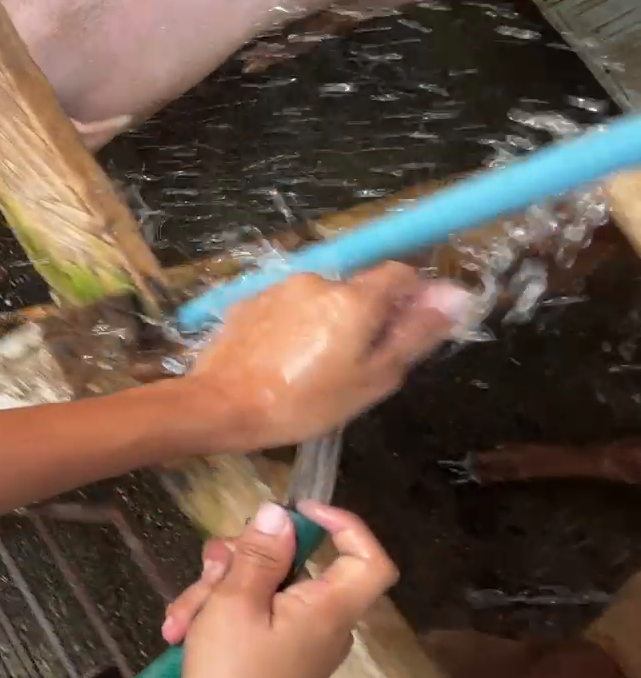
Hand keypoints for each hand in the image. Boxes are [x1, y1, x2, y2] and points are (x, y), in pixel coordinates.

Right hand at [154, 502, 397, 677]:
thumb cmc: (233, 670)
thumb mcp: (235, 602)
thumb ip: (257, 556)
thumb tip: (278, 513)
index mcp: (327, 609)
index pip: (368, 560)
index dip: (343, 525)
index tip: (296, 506)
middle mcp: (320, 620)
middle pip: (289, 564)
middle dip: (236, 559)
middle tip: (207, 571)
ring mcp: (293, 636)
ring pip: (255, 584)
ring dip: (210, 590)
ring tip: (184, 617)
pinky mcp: (267, 649)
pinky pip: (242, 610)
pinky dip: (210, 612)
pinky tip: (182, 629)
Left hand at [188, 263, 472, 448]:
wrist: (222, 404)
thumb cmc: (306, 400)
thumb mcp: (376, 375)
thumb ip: (416, 332)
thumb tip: (455, 296)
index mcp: (350, 297)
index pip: (399, 273)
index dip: (413, 297)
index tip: (411, 328)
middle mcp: (310, 282)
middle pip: (356, 287)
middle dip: (368, 314)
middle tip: (361, 359)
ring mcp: (271, 290)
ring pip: (318, 298)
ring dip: (329, 319)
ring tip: (318, 363)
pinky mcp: (243, 303)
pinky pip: (285, 306)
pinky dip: (294, 323)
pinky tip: (285, 356)